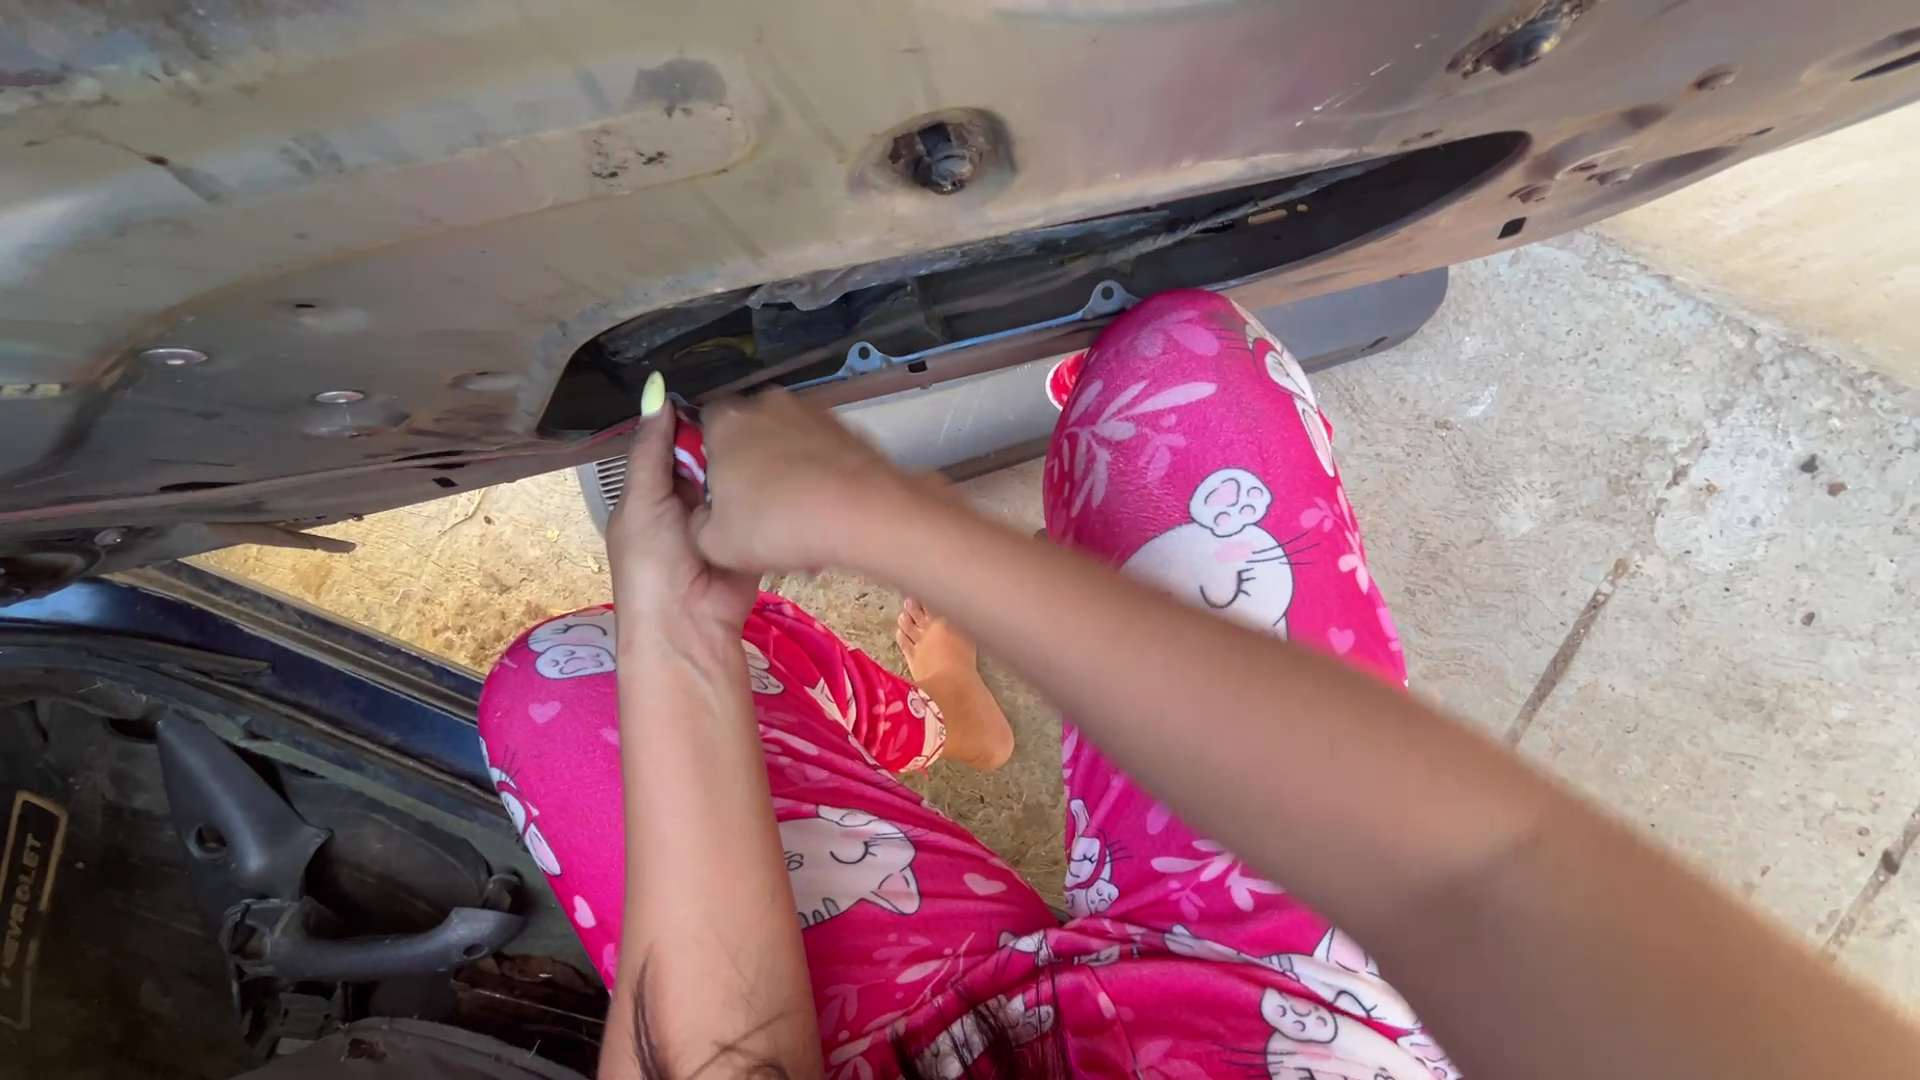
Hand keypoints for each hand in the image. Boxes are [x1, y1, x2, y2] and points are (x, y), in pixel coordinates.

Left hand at [606, 375, 757, 637]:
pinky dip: (767, 485)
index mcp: (652, 489)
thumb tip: (656, 391)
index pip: (671, 441)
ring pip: (736, 475)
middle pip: (708, 455)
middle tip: (752, 402)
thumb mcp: (642, 500)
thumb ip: (652, 448)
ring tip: (773, 424)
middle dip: (724, 436)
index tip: (716, 384)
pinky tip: (786, 459)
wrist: (690, 622)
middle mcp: (687, 498)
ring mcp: (721, 515)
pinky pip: (759, 500)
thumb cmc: (652, 561)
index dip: (690, 416)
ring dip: (749, 458)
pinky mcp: (750, 529)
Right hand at [692, 390, 927, 573]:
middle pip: (748, 433)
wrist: (864, 513)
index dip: (708, 462)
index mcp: (725, 419)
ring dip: (787, 474)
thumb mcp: (715, 542)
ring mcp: (813, 411)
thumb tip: (707, 514)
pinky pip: (821, 452)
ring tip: (799, 519)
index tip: (719, 495)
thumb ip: (697, 523)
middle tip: (759, 512)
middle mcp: (767, 403)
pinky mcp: (848, 428)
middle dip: (750, 468)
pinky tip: (827, 512)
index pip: (702, 427)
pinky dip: (820, 475)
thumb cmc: (778, 524)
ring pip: (787, 443)